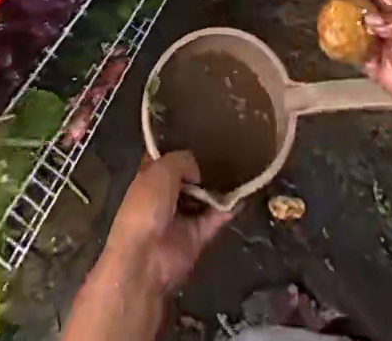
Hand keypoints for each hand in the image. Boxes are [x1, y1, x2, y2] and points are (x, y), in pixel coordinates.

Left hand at [99, 151, 232, 295]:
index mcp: (150, 178)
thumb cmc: (146, 206)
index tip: (200, 133)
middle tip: (229, 147)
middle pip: (190, 177)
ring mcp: (182, 217)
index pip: (165, 158)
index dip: (180, 146)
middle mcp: (166, 196)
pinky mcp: (197, 235)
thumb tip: (197, 173)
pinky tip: (246, 192)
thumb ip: (183, 160)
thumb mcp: (161, 169)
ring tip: (243, 165)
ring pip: (205, 196)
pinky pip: (217, 217)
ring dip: (221, 185)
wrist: (145, 258)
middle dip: (205, 165)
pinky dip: (230, 207)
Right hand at [338, 0, 391, 144]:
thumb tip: (370, 20)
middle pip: (372, 17)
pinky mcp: (387, 78)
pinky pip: (365, 63)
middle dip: (352, 10)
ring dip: (349, 33)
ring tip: (329, 26)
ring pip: (365, 39)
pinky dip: (351, 56)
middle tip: (331, 7)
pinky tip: (338, 49)